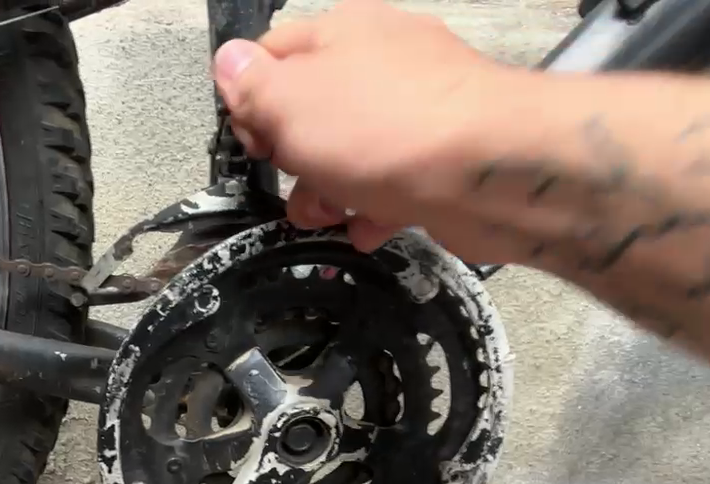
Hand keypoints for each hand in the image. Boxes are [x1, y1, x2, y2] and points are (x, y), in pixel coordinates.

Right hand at [213, 0, 532, 257]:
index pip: (270, 57)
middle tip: (298, 176)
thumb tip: (228, 61)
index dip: (250, 104)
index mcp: (339, 34)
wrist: (482, 170)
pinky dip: (370, 209)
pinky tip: (371, 224)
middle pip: (306, 115)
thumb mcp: (291, 103)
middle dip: (291, 159)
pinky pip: (383, 184)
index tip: (255, 145)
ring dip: (327, 194)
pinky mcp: (432, 156)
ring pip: (342, 156)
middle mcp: (376, 63)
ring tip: (338, 212)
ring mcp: (408, 110)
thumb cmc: (380, 130)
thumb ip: (252, 85)